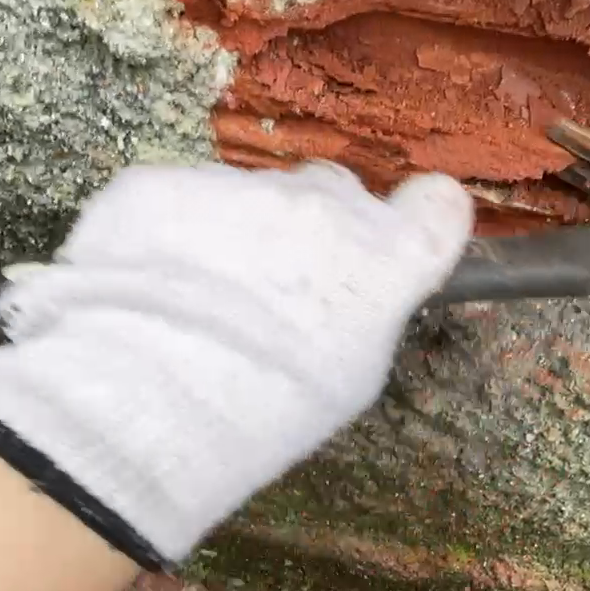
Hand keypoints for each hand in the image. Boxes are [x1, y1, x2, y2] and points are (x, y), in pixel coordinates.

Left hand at [0, 163, 473, 567]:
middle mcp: (324, 204)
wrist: (155, 399)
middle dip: (312, 228)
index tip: (394, 240)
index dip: (417, 220)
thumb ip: (367, 306)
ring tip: (196, 301)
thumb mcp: (351, 376)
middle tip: (273, 287)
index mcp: (388, 259)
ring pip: (248, 196)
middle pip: (331, 194)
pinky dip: (169, 231)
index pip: (439, 206)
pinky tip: (150, 286)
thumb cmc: (273, 408)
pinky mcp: (163, 182)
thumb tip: (351, 285)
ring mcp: (242, 185)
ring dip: (234, 231)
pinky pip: (179, 198)